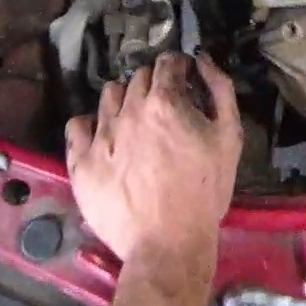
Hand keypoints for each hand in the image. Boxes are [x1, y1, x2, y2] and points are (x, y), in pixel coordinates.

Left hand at [65, 52, 242, 262]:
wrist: (168, 245)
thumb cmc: (205, 190)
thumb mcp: (229, 136)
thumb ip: (220, 88)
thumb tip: (202, 59)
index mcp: (165, 101)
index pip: (166, 62)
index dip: (179, 68)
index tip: (184, 82)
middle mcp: (129, 110)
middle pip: (138, 77)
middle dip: (154, 84)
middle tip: (165, 108)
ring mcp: (101, 136)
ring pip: (109, 95)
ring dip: (124, 100)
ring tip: (134, 122)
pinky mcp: (82, 163)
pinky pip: (77, 125)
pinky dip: (90, 125)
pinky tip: (105, 138)